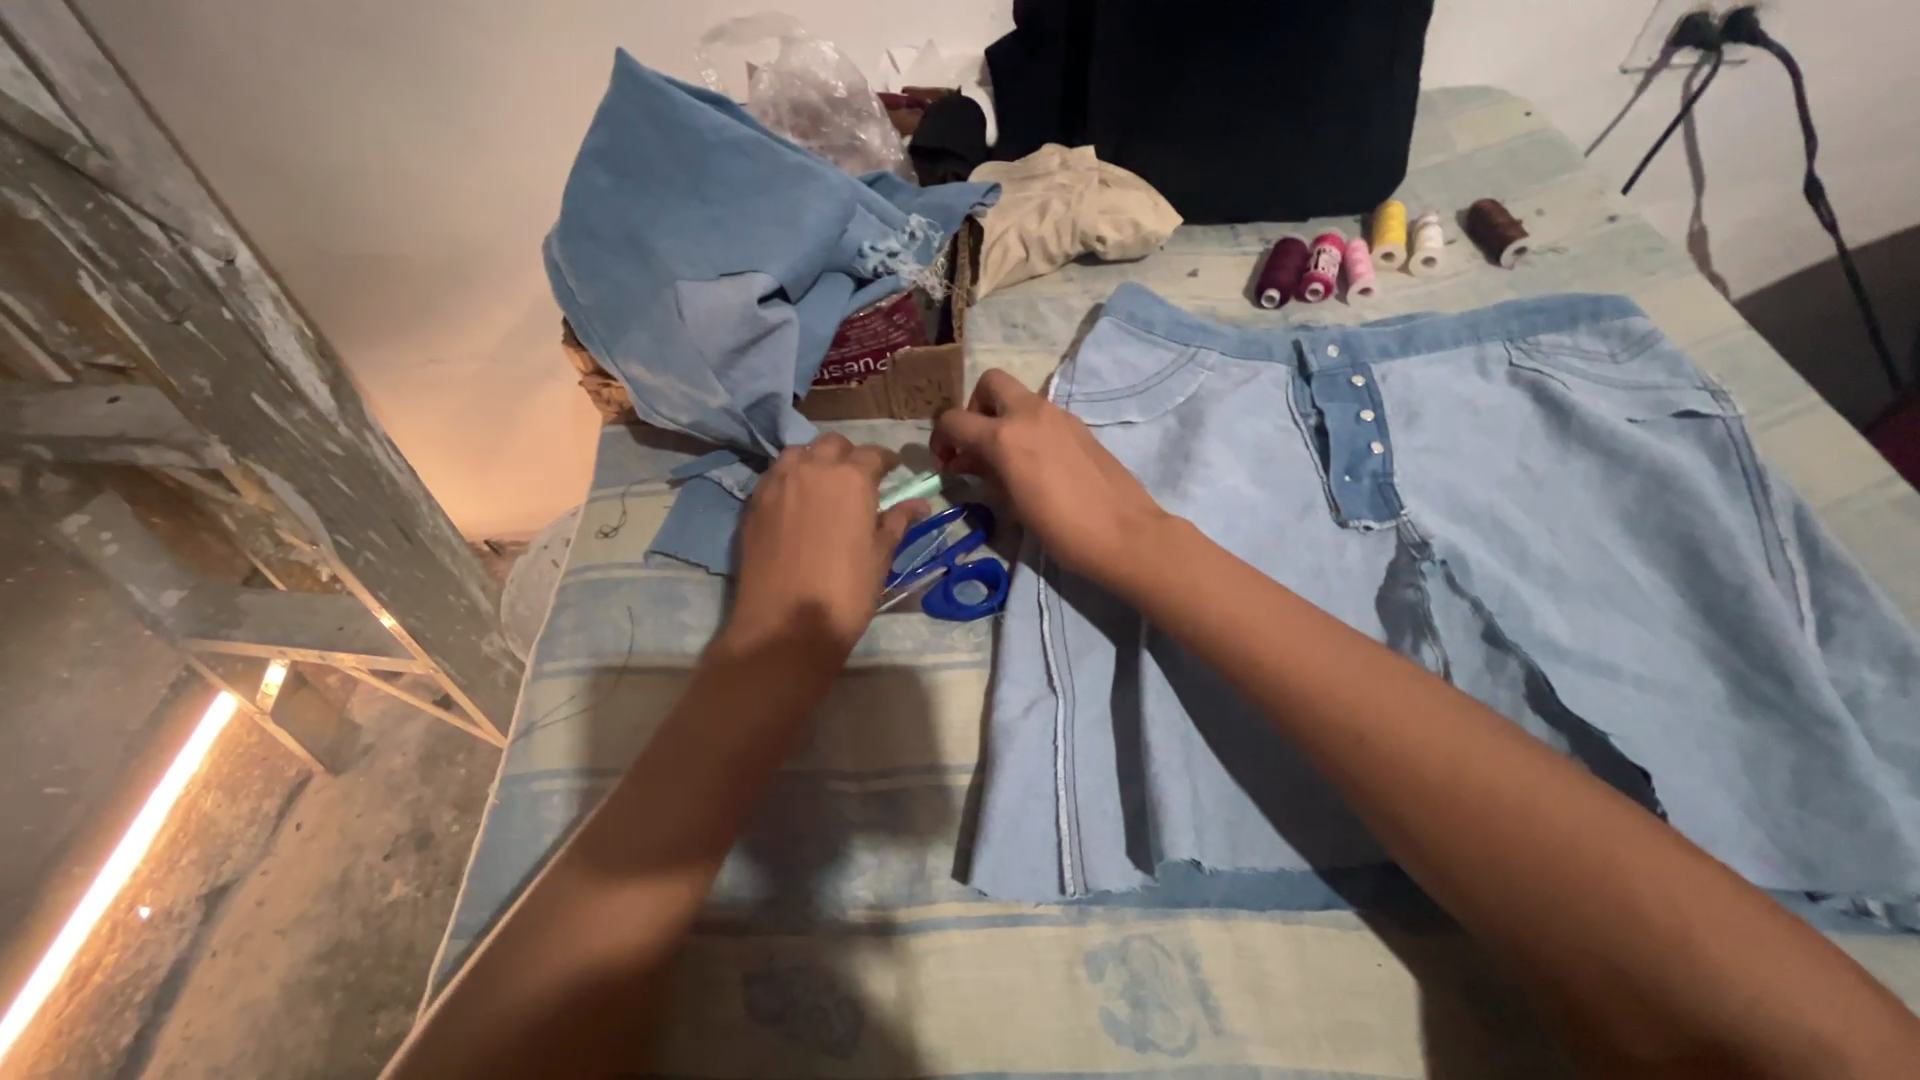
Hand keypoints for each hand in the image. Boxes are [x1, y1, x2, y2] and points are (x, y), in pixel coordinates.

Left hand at [722, 434, 926, 670]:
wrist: (784, 626)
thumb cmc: (845, 593)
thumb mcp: (880, 557)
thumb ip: (897, 522)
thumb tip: (918, 504)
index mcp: (851, 479)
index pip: (873, 454)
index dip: (886, 461)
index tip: (893, 471)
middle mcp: (812, 469)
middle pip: (832, 445)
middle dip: (849, 455)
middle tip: (859, 478)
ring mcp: (777, 484)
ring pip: (798, 453)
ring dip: (814, 460)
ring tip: (823, 484)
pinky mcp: (753, 504)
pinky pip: (775, 476)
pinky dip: (789, 478)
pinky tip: (797, 502)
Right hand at [932, 369, 1169, 588]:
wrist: (1123, 533)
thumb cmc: (1061, 528)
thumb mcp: (1012, 504)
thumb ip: (986, 473)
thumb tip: (968, 461)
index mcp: (1005, 435)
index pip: (954, 419)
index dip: (940, 439)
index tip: (946, 462)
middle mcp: (1030, 413)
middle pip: (990, 383)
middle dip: (975, 407)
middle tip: (977, 443)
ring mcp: (1059, 415)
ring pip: (1019, 397)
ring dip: (1004, 417)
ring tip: (1006, 459)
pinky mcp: (1079, 426)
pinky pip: (1042, 415)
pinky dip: (1029, 427)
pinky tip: (1037, 463)